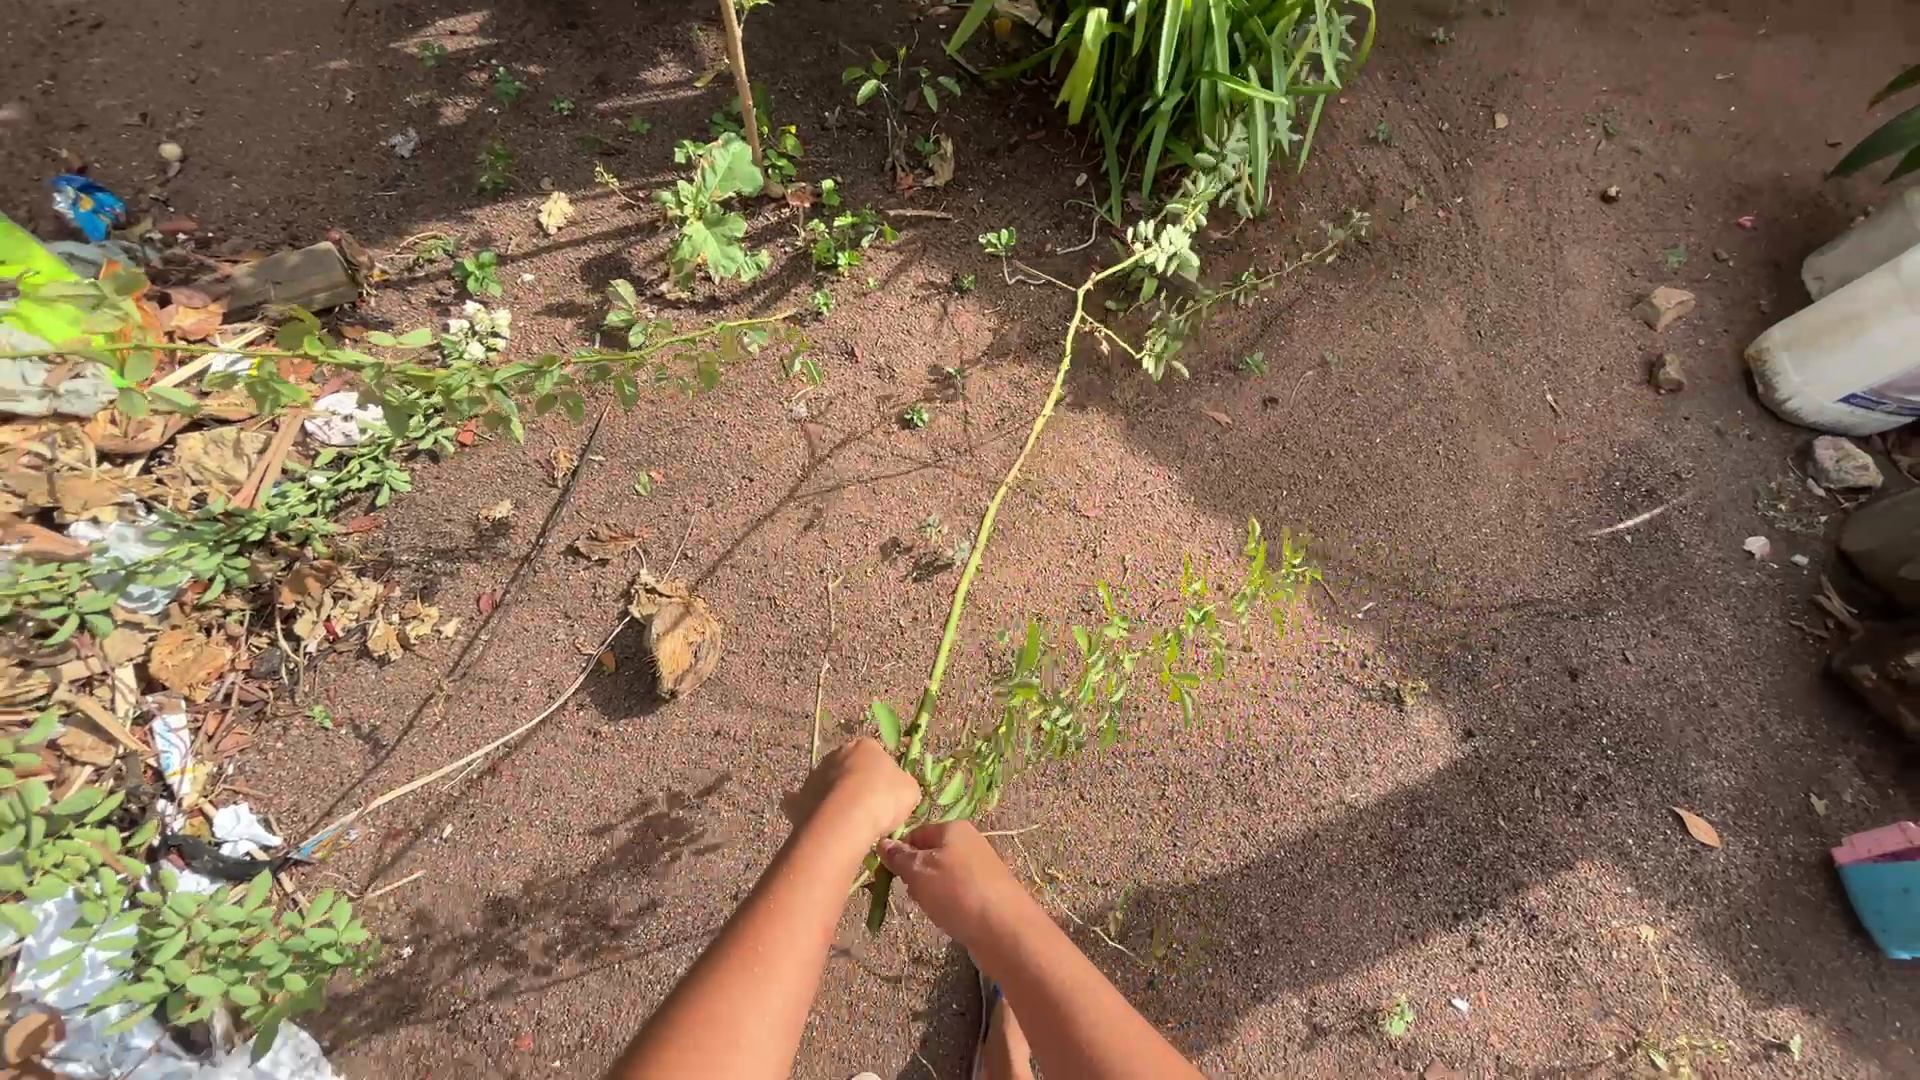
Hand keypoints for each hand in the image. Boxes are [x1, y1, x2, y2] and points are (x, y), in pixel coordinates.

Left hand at [782, 739, 919, 848]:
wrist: (844, 820)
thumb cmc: (883, 798)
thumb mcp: (910, 791)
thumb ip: (903, 785)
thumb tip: (898, 789)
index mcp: (866, 746)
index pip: (876, 755)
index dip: (883, 776)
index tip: (887, 796)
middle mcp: (838, 753)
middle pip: (850, 768)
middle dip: (857, 785)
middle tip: (868, 810)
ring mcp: (815, 774)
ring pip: (829, 786)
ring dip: (836, 799)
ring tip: (848, 824)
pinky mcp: (799, 798)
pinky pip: (807, 805)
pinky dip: (813, 813)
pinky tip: (823, 826)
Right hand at [877, 820, 1030, 947]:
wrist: (1004, 928)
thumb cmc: (956, 892)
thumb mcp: (919, 872)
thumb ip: (899, 857)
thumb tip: (883, 843)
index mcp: (953, 828)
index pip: (915, 833)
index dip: (899, 852)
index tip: (887, 874)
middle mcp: (969, 842)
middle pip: (929, 854)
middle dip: (914, 875)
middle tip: (911, 894)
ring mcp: (980, 867)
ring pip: (942, 875)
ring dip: (930, 892)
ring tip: (931, 909)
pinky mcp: (986, 891)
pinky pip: (957, 892)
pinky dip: (948, 903)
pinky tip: (947, 917)